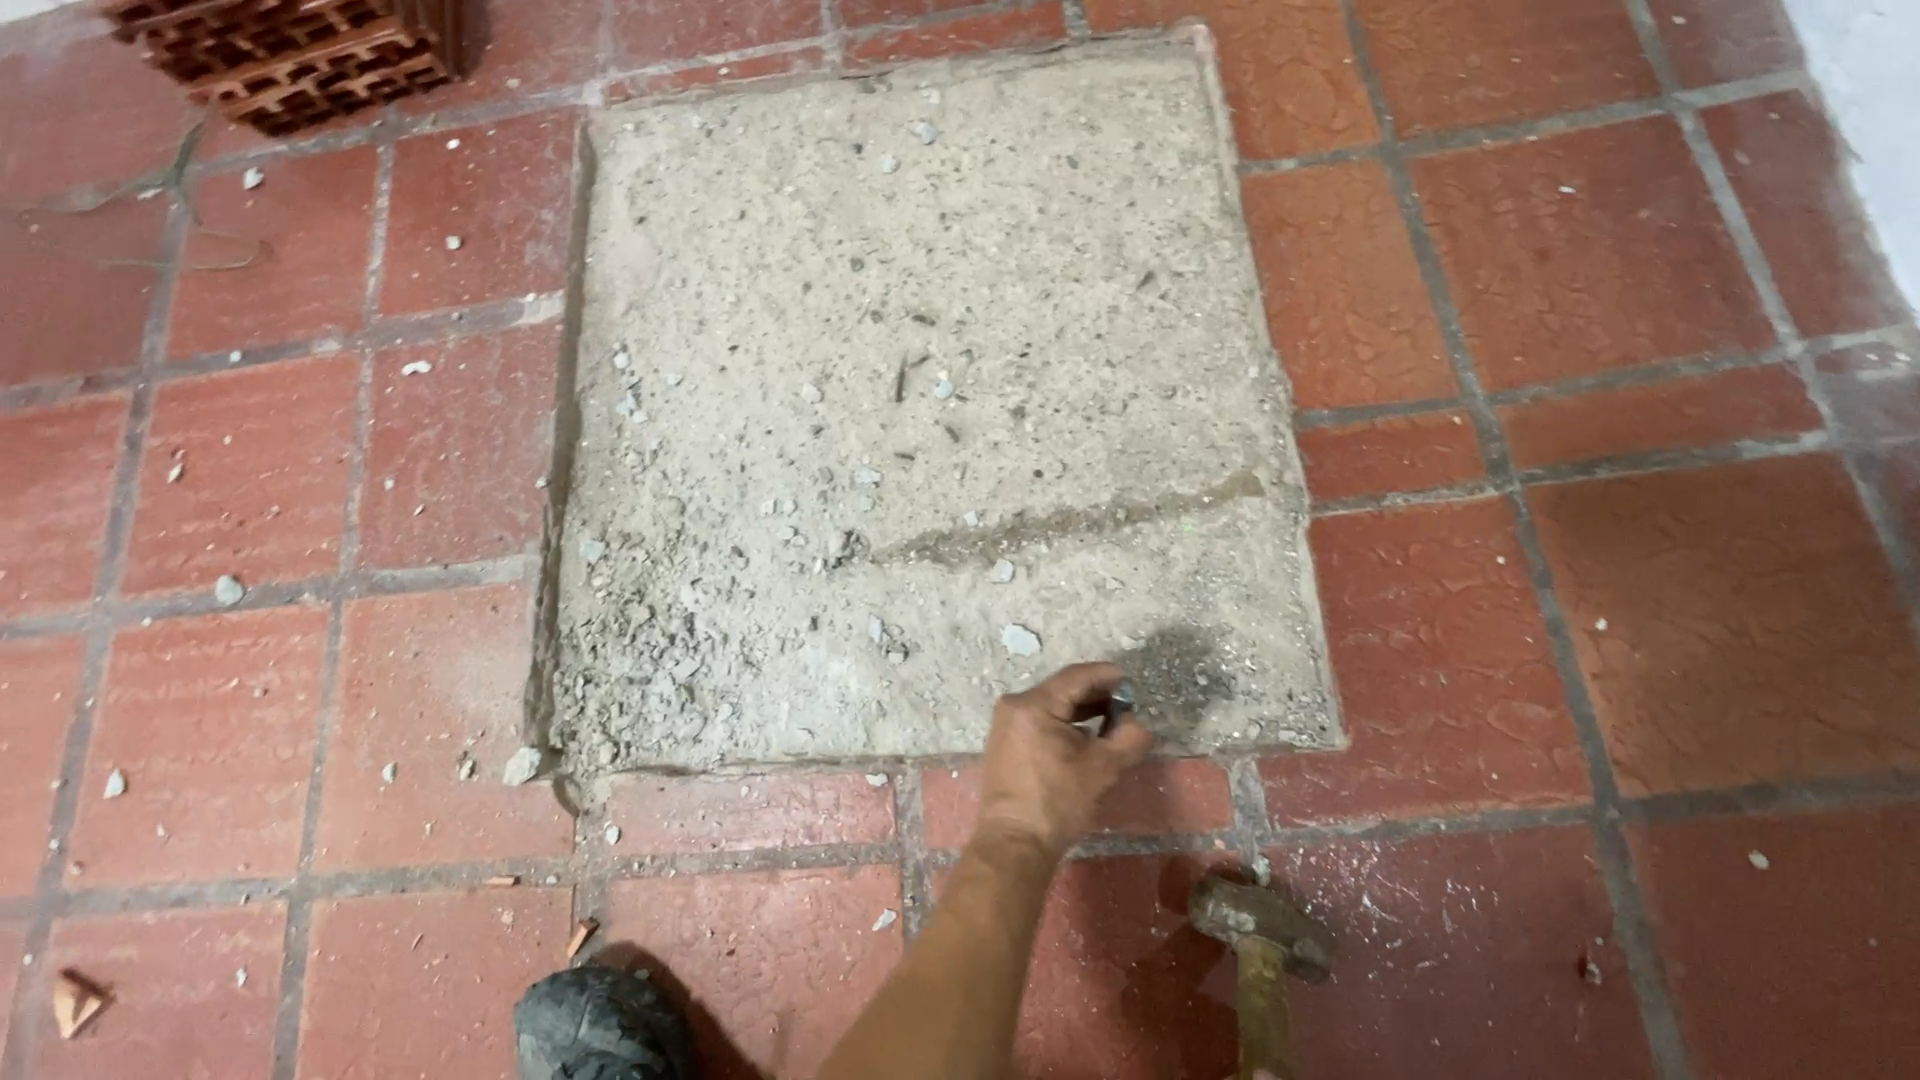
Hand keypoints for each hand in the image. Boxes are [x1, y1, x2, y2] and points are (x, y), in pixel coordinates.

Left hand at [973, 661, 1153, 857]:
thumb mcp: (1102, 769)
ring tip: (1112, 721)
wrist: (1014, 842)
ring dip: (1081, 711)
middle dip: (1096, 695)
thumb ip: (1128, 738)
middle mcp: (1014, 706)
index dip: (1106, 675)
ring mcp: (1006, 724)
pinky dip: (1064, 724)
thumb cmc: (1057, 802)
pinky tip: (1086, 737)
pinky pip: (1040, 721)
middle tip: (1126, 705)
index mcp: (1033, 705)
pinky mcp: (1005, 742)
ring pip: (1051, 706)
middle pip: (1062, 689)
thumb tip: (1136, 723)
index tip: (1131, 682)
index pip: (1076, 676)